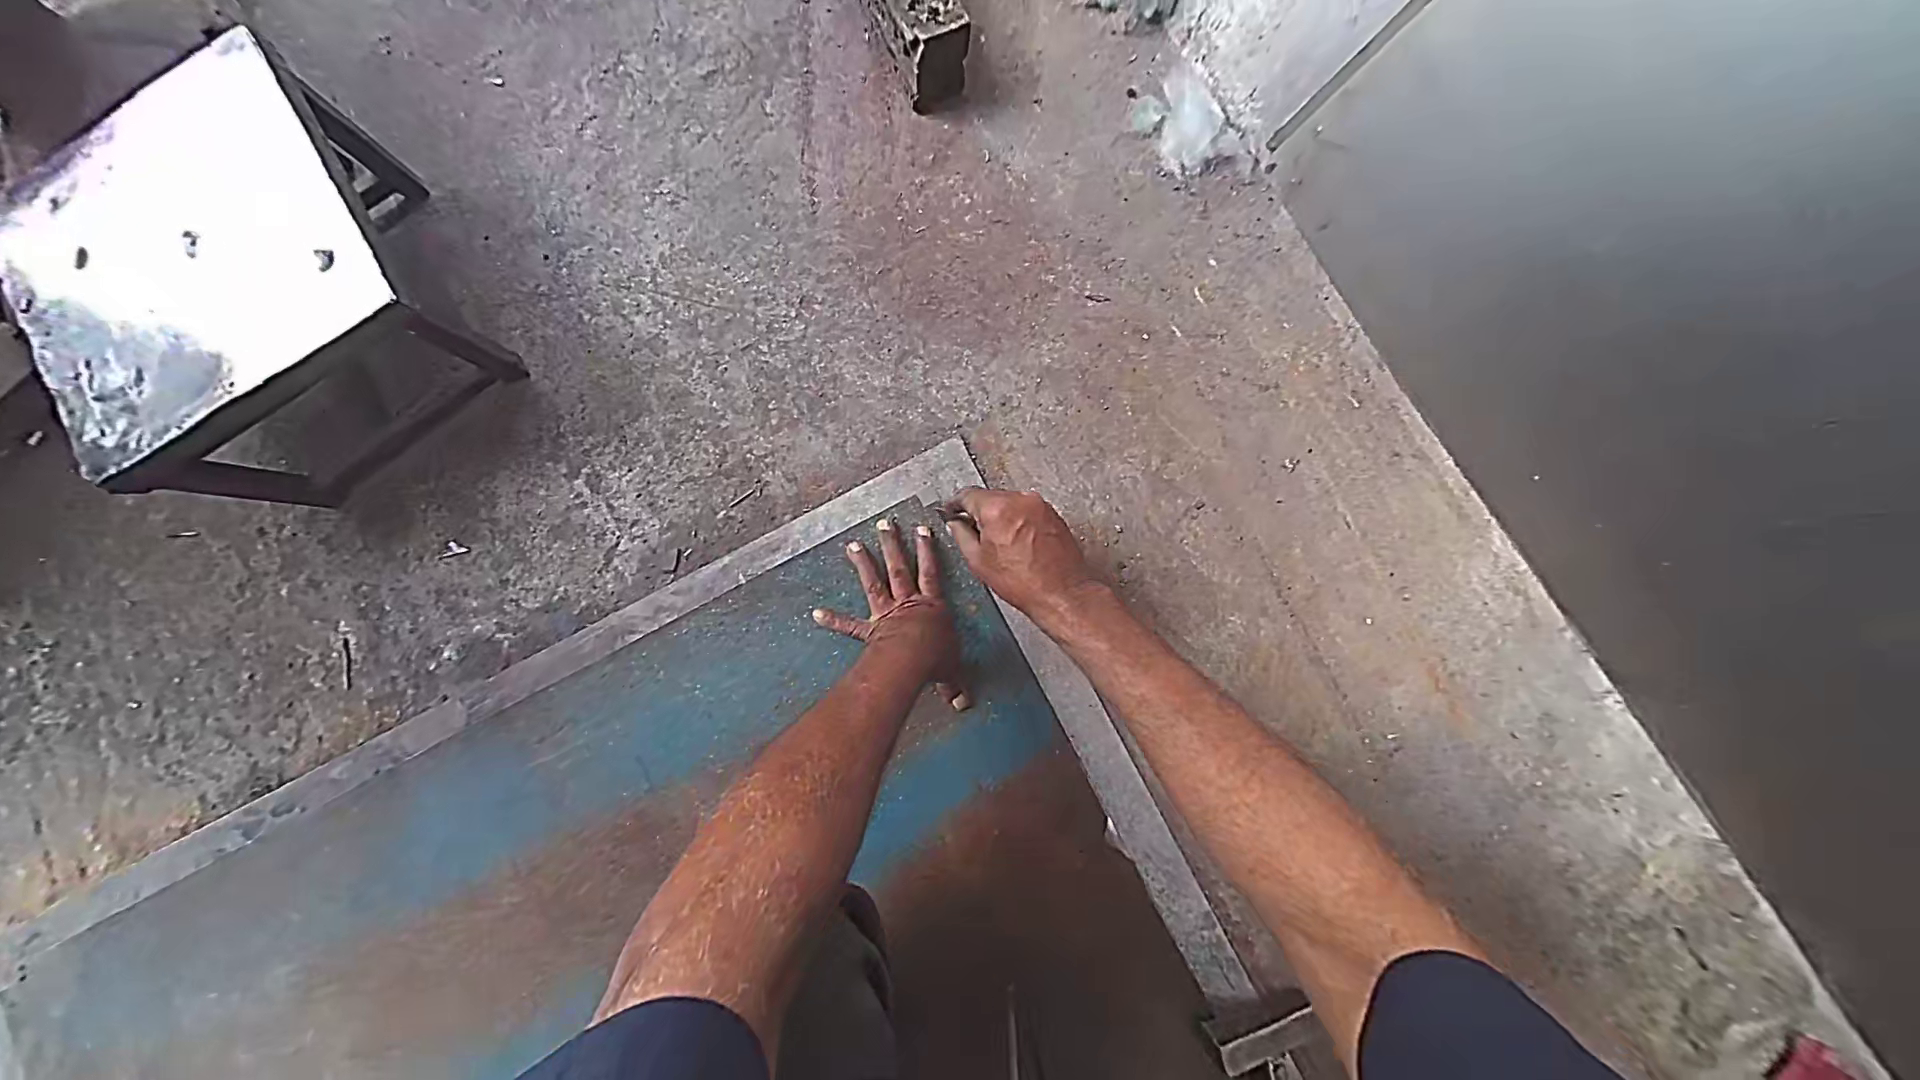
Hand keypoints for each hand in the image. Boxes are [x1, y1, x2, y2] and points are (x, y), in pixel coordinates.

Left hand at [812, 518, 969, 710]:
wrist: (913, 658)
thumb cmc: (936, 657)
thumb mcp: (953, 670)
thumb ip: (956, 684)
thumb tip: (963, 705)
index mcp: (932, 605)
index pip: (931, 571)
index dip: (928, 550)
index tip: (923, 529)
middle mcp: (908, 603)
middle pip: (899, 567)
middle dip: (893, 545)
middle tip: (885, 524)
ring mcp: (886, 614)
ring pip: (875, 583)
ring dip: (863, 564)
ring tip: (853, 545)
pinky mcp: (870, 631)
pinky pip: (849, 626)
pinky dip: (833, 620)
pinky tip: (815, 613)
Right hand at [942, 487, 1106, 628]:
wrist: (1061, 593)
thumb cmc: (1025, 583)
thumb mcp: (978, 561)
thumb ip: (961, 535)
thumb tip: (956, 524)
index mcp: (997, 508)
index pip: (967, 494)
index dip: (955, 504)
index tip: (953, 511)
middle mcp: (1020, 500)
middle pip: (990, 497)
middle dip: (981, 513)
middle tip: (977, 536)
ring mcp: (1039, 505)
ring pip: (1009, 503)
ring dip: (1001, 518)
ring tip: (1004, 546)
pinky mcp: (1052, 513)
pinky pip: (1026, 511)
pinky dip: (1019, 522)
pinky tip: (1020, 545)